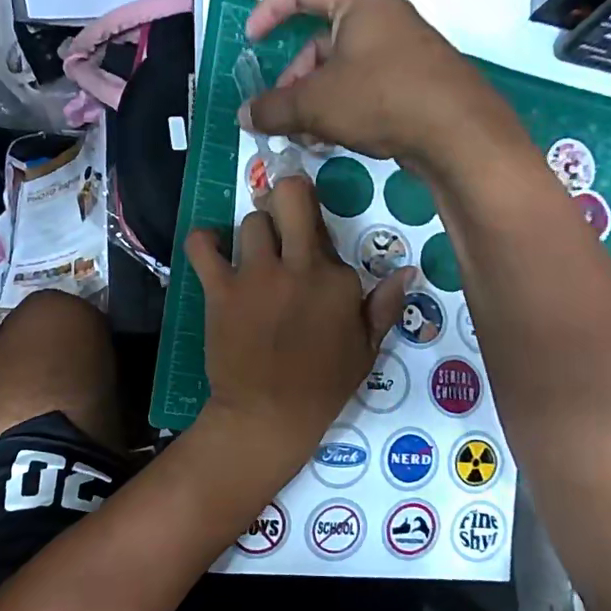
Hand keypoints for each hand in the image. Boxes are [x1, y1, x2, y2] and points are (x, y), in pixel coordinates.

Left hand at [185, 175, 412, 464]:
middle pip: (290, 197)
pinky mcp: (220, 291)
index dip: (319, 240)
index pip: (328, 234)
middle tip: (282, 214)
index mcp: (337, 280)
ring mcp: (256, 276)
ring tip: (253, 255)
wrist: (269, 414)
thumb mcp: (366, 350)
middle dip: (287, 196)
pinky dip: (204, 242)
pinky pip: (202, 246)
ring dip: (253, 231)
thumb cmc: (323, 387)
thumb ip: (384, 306)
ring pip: (250, 220)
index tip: (313, 256)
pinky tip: (212, 249)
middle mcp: (298, 267)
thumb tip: (407, 271)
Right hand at [238, 0, 519, 169]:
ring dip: (315, 102)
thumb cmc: (382, 97)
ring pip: (342, 70)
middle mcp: (381, 17)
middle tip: (278, 111)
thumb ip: (275, 108)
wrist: (457, 132)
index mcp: (358, 0)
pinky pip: (364, 89)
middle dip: (294, 78)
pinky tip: (331, 141)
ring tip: (302, 135)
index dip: (269, 11)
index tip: (249, 40)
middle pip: (321, 39)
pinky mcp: (412, 84)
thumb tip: (244, 116)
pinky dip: (342, 110)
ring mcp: (400, 52)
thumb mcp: (318, 103)